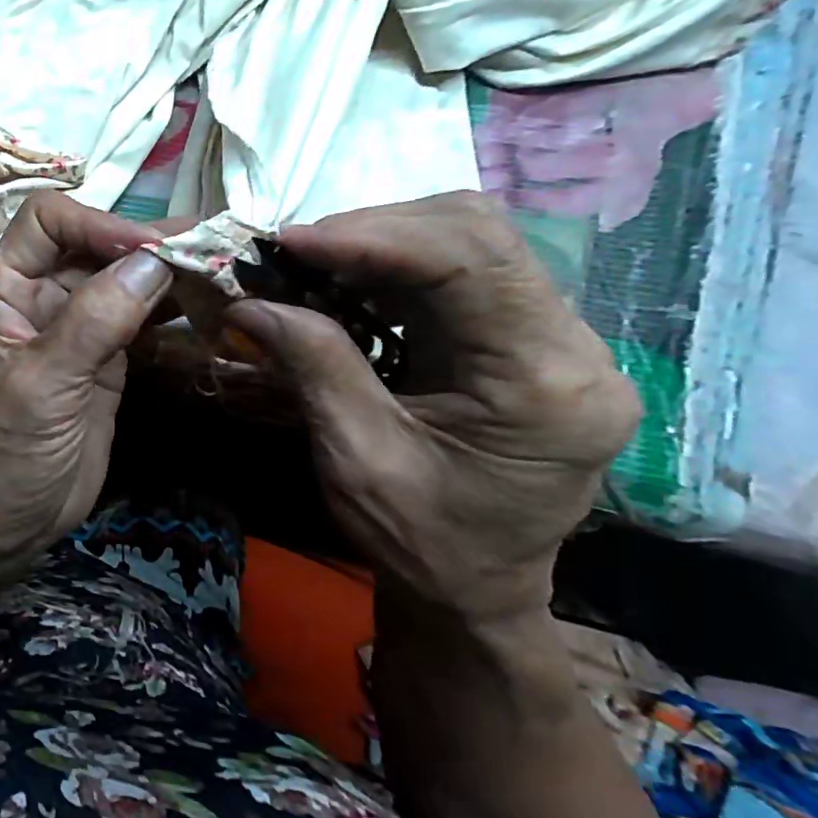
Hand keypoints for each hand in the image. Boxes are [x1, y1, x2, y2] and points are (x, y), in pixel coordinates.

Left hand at [0, 191, 175, 604]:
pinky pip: (140, 311)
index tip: (150, 250)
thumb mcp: (42, 387)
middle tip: (214, 248)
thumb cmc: (9, 455)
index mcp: (1, 291)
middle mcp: (35, 295)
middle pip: (92, 242)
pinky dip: (173, 303)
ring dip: (168, 269)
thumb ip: (92, 323)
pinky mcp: (105, 350)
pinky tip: (210, 301)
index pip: (45, 222)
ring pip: (122, 274)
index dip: (96, 224)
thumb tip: (151, 261)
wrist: (14, 519)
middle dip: (146, 243)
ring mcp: (73, 321)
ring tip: (224, 267)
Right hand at [220, 191, 640, 621]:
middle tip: (289, 253)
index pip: (471, 264)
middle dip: (372, 230)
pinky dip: (388, 264)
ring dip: (378, 240)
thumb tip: (248, 303)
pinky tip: (340, 280)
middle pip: (478, 234)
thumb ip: (314, 368)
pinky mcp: (522, 338)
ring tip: (308, 263)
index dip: (372, 237)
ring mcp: (553, 338)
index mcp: (542, 384)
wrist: (476, 588)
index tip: (286, 241)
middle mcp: (569, 347)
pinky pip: (458, 271)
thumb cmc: (420, 540)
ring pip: (469, 241)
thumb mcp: (355, 459)